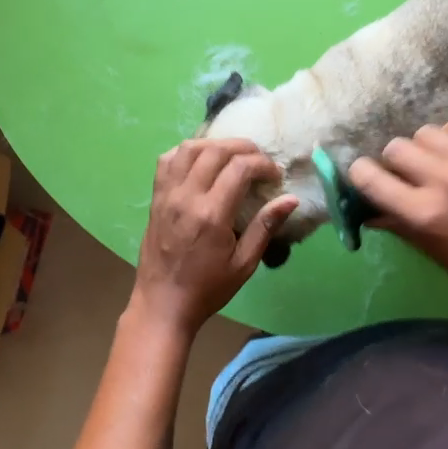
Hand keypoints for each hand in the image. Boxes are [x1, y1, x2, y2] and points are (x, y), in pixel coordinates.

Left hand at [130, 139, 298, 337]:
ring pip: (189, 148)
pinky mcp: (155, 198)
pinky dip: (185, 152)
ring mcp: (167, 195)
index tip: (274, 176)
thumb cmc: (208, 288)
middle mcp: (187, 197)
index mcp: (212, 215)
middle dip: (243, 148)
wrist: (162, 304)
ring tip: (232, 155)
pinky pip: (166, 161)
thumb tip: (292, 199)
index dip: (262, 164)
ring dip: (214, 144)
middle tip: (259, 159)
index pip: (239, 168)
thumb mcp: (244, 264)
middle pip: (215, 151)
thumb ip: (265, 227)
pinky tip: (200, 160)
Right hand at [348, 115, 447, 316]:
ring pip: (427, 132)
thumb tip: (370, 209)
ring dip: (425, 147)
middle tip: (409, 176)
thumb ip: (402, 226)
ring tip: (439, 163)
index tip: (366, 177)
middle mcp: (445, 181)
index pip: (370, 178)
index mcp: (425, 215)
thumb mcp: (439, 255)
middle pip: (397, 147)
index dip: (361, 174)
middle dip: (395, 162)